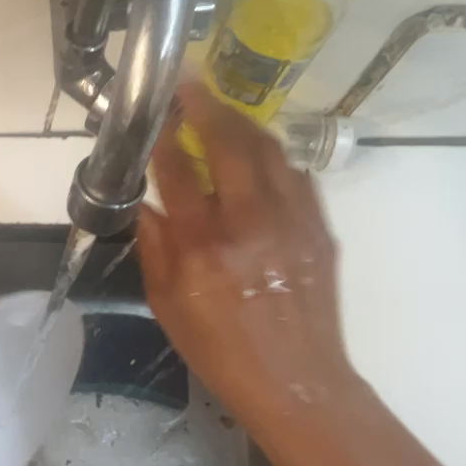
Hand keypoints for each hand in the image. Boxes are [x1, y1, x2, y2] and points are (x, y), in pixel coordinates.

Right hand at [137, 85, 361, 430]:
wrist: (294, 380)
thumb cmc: (218, 349)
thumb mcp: (166, 303)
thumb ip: (154, 247)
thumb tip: (145, 204)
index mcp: (203, 246)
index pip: (178, 170)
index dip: (162, 136)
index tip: (152, 113)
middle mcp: (249, 223)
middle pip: (230, 143)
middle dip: (206, 107)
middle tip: (189, 86)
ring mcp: (292, 221)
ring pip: (270, 151)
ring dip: (242, 123)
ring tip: (222, 111)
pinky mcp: (320, 228)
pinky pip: (295, 176)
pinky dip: (272, 157)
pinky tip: (258, 157)